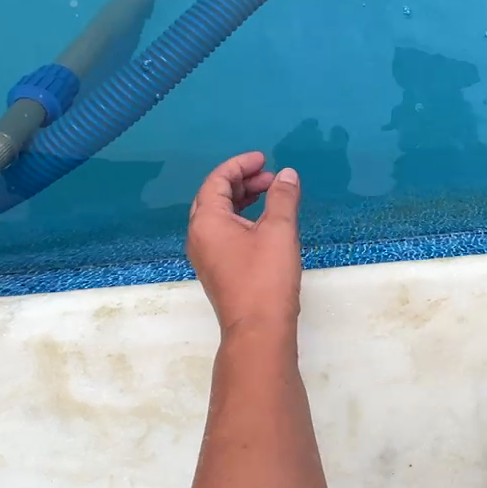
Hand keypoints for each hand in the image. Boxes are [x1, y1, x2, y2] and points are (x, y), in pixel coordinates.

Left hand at [186, 152, 301, 336]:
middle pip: (214, 197)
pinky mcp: (218, 269)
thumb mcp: (279, 231)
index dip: (240, 166)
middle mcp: (199, 236)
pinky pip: (224, 232)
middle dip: (242, 182)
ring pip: (219, 216)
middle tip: (271, 178)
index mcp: (207, 221)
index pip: (217, 181)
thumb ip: (283, 198)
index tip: (264, 160)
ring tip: (271, 196)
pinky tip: (265, 224)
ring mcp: (206, 255)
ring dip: (243, 201)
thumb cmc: (266, 277)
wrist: (258, 328)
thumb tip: (287, 174)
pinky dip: (242, 219)